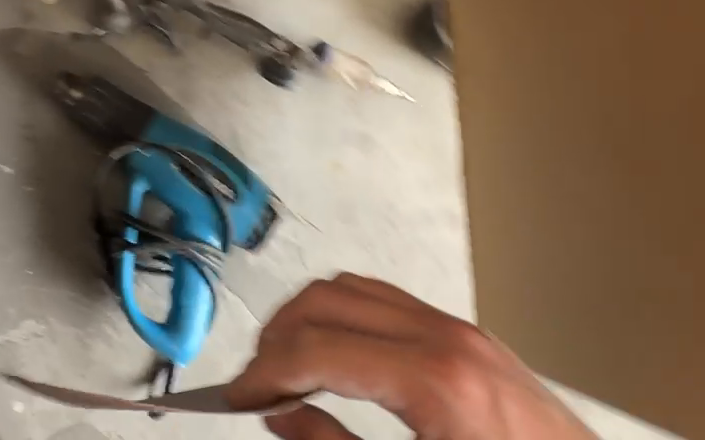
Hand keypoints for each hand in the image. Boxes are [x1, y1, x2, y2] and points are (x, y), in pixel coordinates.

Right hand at [227, 274, 599, 439]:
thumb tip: (279, 416)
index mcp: (434, 381)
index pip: (316, 351)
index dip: (263, 373)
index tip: (235, 397)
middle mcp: (443, 337)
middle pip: (325, 302)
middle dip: (277, 338)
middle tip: (257, 383)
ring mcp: (459, 329)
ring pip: (350, 288)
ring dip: (306, 318)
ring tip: (287, 364)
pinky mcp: (469, 336)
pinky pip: (384, 299)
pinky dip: (342, 314)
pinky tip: (334, 352)